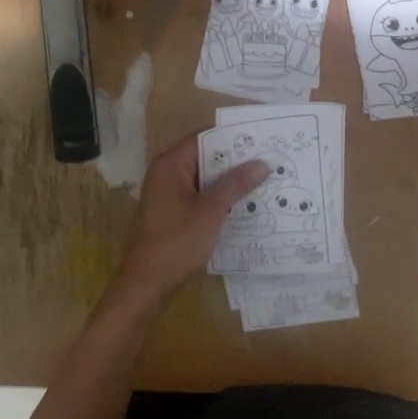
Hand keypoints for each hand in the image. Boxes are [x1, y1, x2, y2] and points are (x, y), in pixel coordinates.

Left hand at [112, 135, 269, 299]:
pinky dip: (218, 199)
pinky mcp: (172, 214)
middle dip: (234, 161)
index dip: (231, 137)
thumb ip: (236, 184)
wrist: (147, 281)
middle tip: (270, 160)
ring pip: (203, 180)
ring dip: (228, 182)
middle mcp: (166, 174)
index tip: (261, 138)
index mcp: (170, 165)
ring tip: (264, 180)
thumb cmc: (177, 240)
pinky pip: (199, 198)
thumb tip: (262, 163)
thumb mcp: (211, 210)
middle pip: (204, 158)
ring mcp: (168, 195)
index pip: (203, 138)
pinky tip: (244, 205)